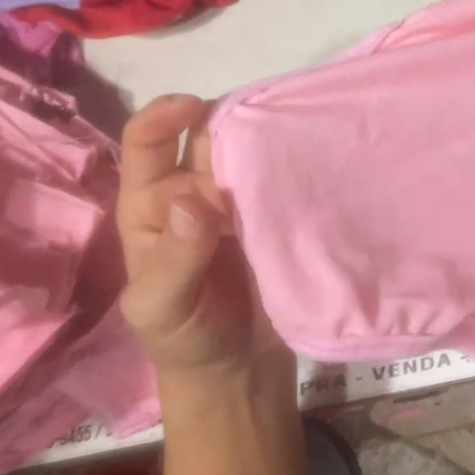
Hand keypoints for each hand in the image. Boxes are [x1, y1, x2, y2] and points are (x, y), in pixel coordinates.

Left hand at [117, 94, 286, 382]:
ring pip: (256, 153)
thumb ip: (173, 258)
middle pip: (211, 137)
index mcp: (153, 205)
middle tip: (271, 115)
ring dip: (274, 137)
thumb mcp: (161, 308)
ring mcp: (245, 203)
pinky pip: (292, 180)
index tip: (195, 104)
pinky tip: (327, 157)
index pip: (148, 145)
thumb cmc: (186, 338)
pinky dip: (305, 163)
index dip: (164, 117)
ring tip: (305, 127)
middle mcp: (198, 192)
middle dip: (234, 118)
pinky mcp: (283, 215)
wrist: (240, 369)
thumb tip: (192, 199)